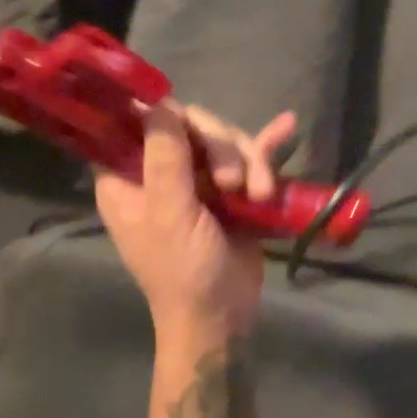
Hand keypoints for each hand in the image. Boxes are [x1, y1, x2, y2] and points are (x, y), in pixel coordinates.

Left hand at [95, 103, 298, 335]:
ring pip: (227, 142)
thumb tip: (158, 104)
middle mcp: (162, 173)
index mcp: (129, 179)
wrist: (221, 313)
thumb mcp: (170, 215)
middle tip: (233, 182)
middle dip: (223, 148)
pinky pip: (252, 157)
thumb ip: (165, 160)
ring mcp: (201, 180)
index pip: (138, 125)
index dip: (163, 116)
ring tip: (262, 194)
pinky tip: (287, 125)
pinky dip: (269, 145)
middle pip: (194, 128)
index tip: (191, 124)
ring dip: (252, 161)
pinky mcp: (235, 190)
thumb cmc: (183, 271)